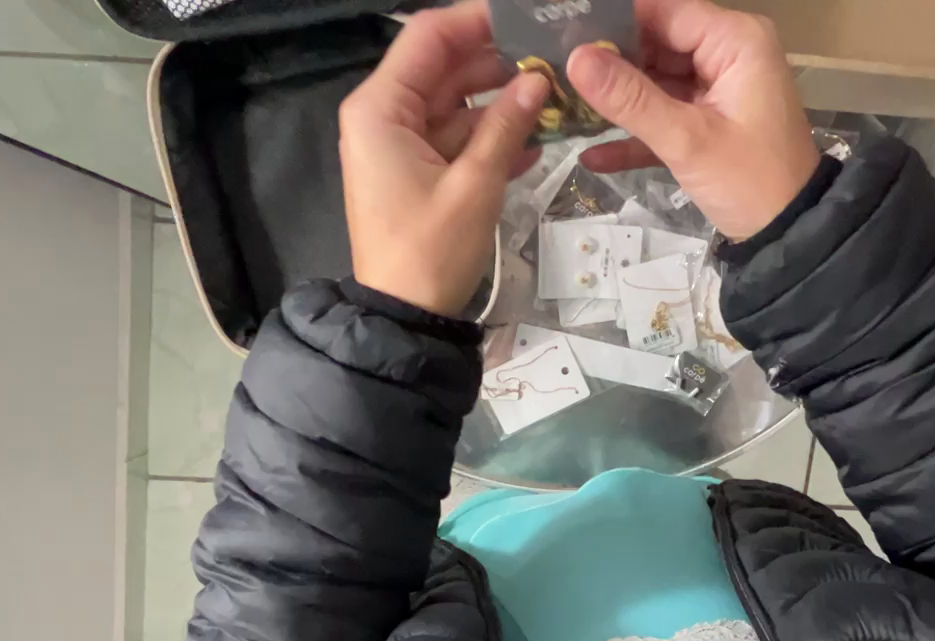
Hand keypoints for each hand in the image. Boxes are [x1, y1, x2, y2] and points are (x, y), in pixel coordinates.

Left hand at [340, 2, 548, 316]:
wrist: (405, 317)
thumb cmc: (431, 252)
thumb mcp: (474, 188)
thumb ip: (506, 128)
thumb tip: (537, 80)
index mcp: (382, 109)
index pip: (428, 38)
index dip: (477, 21)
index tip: (527, 18)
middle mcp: (384, 119)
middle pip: (443, 72)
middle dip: (496, 67)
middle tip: (551, 64)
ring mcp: (399, 150)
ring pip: (454, 110)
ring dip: (499, 109)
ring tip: (551, 104)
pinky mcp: (415, 177)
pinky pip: (453, 146)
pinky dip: (487, 144)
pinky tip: (532, 146)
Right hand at [565, 0, 820, 241]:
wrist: (788, 234)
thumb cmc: (749, 182)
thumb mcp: (688, 140)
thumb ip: (632, 99)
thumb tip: (577, 60)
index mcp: (735, 42)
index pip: (664, 12)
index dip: (616, 22)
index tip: (568, 35)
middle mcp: (727, 56)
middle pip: (656, 46)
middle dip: (610, 64)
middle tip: (558, 76)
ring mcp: (716, 94)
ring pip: (655, 86)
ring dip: (616, 104)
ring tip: (565, 110)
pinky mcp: (706, 129)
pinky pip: (664, 122)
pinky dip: (634, 138)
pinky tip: (592, 156)